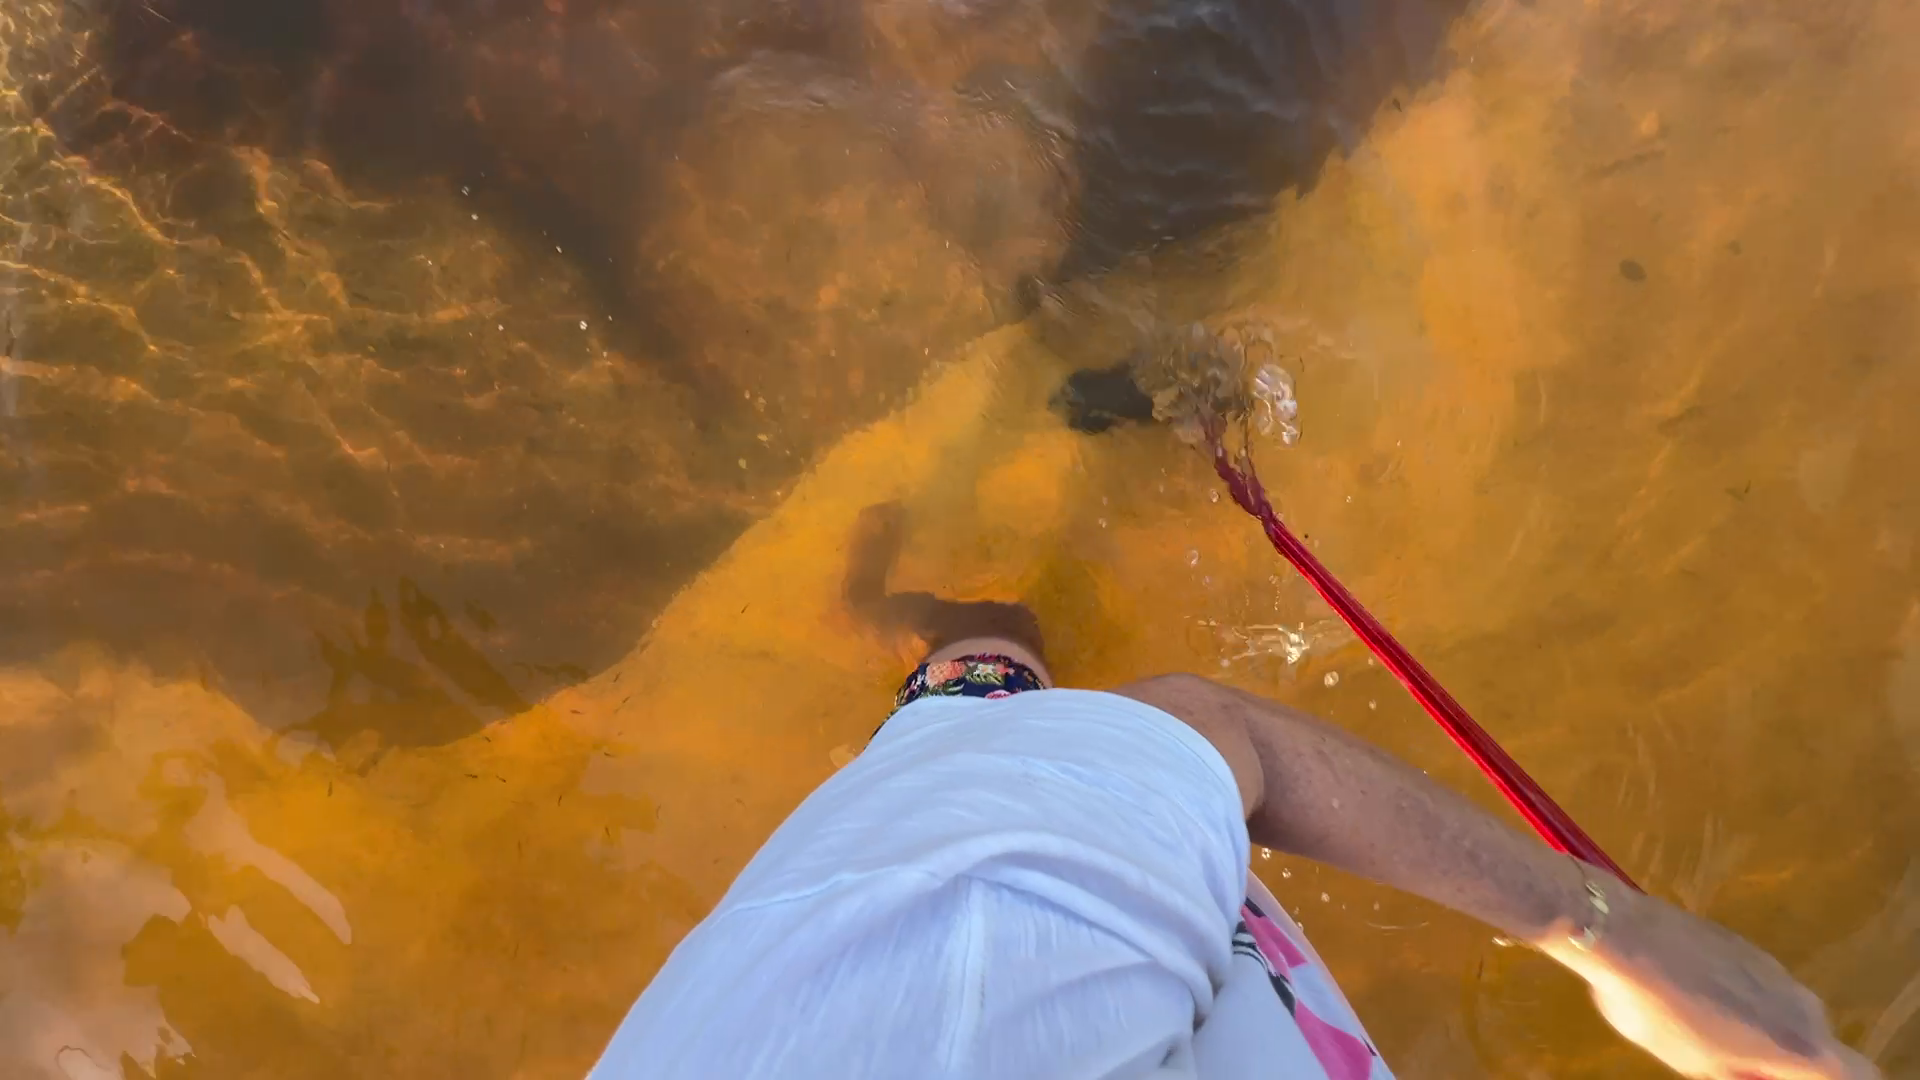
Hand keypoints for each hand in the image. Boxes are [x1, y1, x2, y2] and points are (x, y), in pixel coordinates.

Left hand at [1539, 883, 1878, 1079]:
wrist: (1611, 927)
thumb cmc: (1649, 1005)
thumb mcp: (1690, 1061)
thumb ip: (1732, 1074)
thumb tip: (1743, 1069)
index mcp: (1803, 1046)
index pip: (1858, 1077)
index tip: (1765, 1074)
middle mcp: (1801, 1004)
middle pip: (1811, 1041)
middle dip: (1776, 1051)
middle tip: (1727, 1052)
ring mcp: (1767, 964)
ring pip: (1774, 1004)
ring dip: (1747, 1015)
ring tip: (1688, 1012)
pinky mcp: (1731, 936)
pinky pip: (1743, 974)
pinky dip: (1723, 984)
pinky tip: (1675, 979)